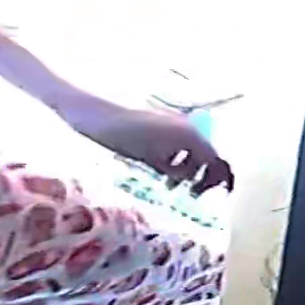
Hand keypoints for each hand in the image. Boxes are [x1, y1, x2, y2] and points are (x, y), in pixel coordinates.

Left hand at [59, 98, 234, 193]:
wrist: (88, 109)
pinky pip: (179, 145)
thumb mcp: (150, 158)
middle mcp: (191, 129)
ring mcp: (176, 124)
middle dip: (201, 175)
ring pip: (193, 152)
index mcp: (193, 137)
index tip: (206, 195)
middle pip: (208, 157)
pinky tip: (160, 168)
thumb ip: (177, 171)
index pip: (216, 162)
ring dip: (186, 169)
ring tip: (170, 183)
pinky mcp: (161, 124)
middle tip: (190, 193)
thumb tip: (191, 183)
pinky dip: (175, 158)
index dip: (215, 180)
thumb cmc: (119, 135)